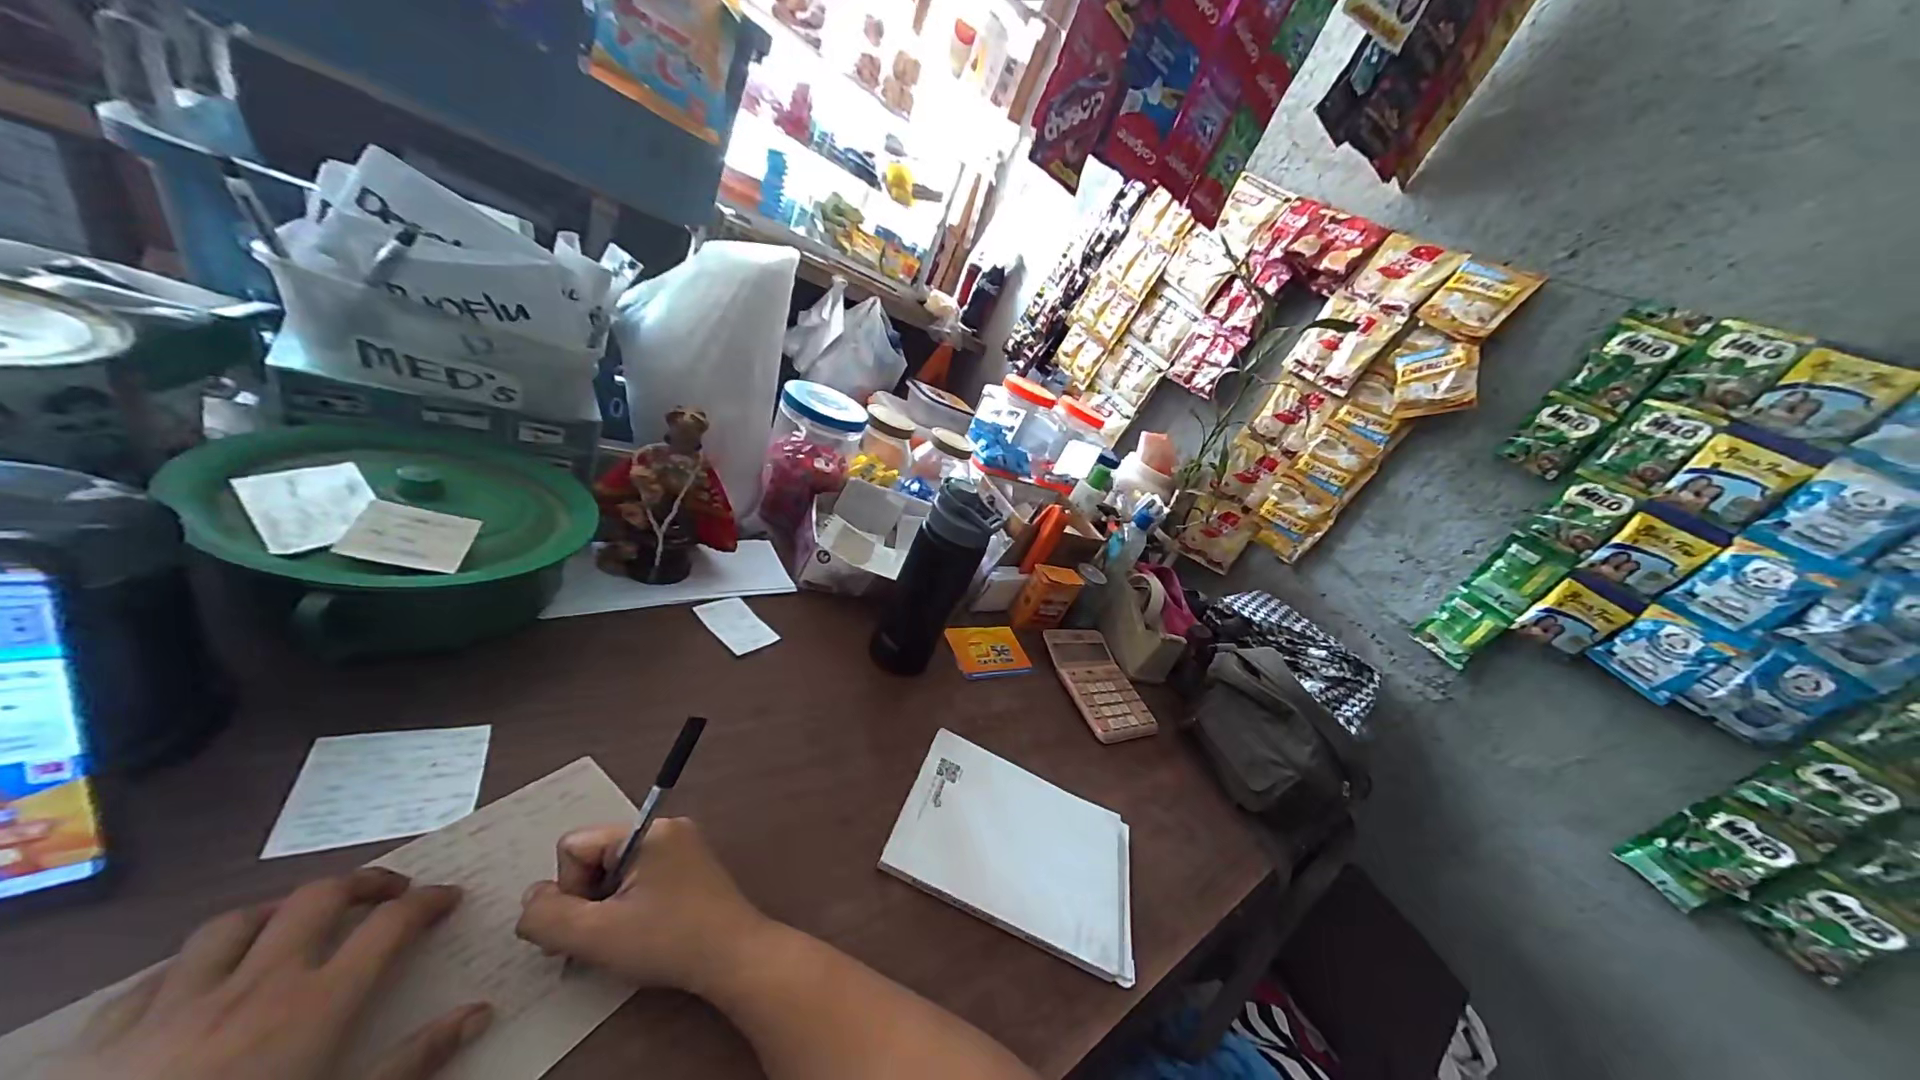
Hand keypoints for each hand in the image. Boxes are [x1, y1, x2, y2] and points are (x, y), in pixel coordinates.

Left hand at [48, 868, 490, 1079]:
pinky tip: (198, 979)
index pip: (391, 924)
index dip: (429, 900)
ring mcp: (176, 1006)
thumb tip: (479, 1011)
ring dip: (276, 912)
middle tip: (389, 891)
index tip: (448, 897)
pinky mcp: (109, 1038)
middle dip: (362, 883)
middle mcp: (255, 984)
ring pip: (233, 924)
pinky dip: (187, 966)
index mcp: (316, 1002)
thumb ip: (413, 1061)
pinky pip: (152, 980)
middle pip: (317, 899)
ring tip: (296, 919)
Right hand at [515, 818, 769, 994]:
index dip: (568, 888)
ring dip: (606, 906)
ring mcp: (683, 847)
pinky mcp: (692, 868)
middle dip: (586, 899)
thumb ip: (547, 915)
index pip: (575, 846)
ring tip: (621, 938)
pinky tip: (641, 933)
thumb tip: (531, 898)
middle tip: (599, 937)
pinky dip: (630, 905)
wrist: (734, 956)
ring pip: (617, 871)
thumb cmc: (667, 940)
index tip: (587, 922)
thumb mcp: (594, 934)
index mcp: (647, 830)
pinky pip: (642, 877)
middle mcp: (667, 828)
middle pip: (596, 857)